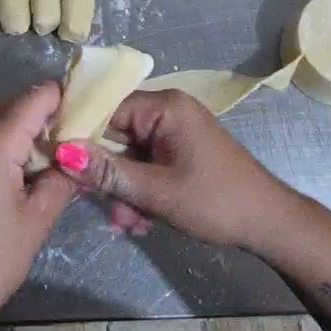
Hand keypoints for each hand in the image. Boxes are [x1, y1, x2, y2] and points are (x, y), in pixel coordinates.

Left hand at [0, 83, 77, 330]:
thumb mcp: (35, 223)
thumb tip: (75, 157)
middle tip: (68, 138)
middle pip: (10, 103)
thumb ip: (60, 180)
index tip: (83, 112)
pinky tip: (12, 167)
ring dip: (17, 125)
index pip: (32, 98)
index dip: (60, 98)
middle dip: (40, 113)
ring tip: (42, 155)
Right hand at [56, 88, 296, 252]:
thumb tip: (60, 152)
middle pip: (118, 133)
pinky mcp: (182, 150)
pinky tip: (140, 219)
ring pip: (131, 154)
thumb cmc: (214, 201)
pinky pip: (148, 162)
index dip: (83, 135)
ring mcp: (177, 130)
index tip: (61, 161)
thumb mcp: (156, 191)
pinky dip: (141, 188)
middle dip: (108, 173)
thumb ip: (108, 171)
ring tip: (127, 223)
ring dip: (124, 188)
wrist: (270, 225)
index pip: (108, 108)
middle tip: (102, 207)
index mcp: (165, 105)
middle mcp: (169, 109)